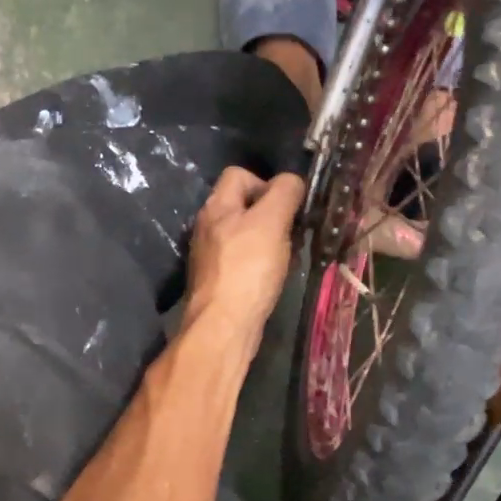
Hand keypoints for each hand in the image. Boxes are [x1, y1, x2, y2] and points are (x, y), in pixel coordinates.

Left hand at [182, 168, 304, 352]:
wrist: (223, 325)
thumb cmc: (248, 269)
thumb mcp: (271, 222)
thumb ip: (284, 194)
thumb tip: (292, 181)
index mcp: (217, 206)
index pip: (239, 174)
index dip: (267, 183)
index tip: (287, 207)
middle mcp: (208, 226)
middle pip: (244, 205)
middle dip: (272, 215)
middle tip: (292, 233)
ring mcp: (211, 255)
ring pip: (246, 234)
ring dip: (270, 241)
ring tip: (286, 257)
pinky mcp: (218, 280)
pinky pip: (244, 260)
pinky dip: (261, 263)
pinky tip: (273, 277)